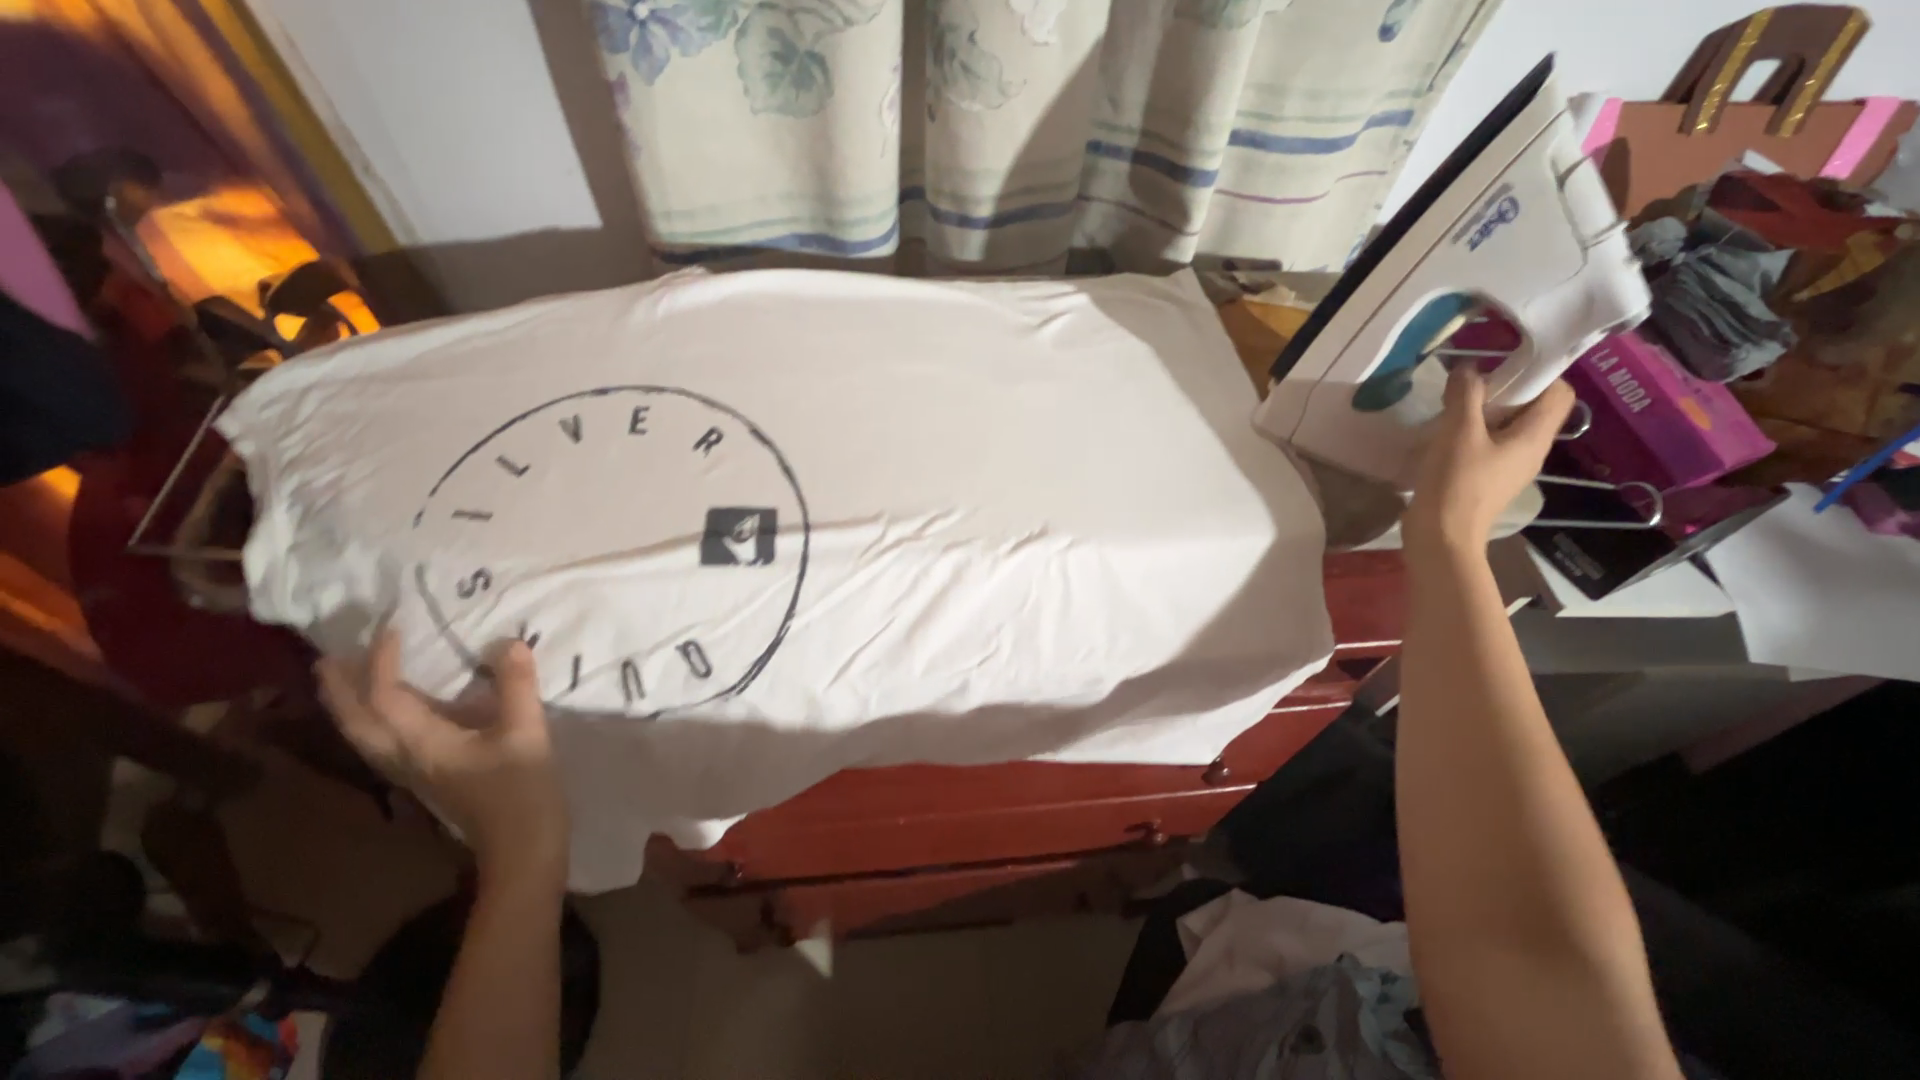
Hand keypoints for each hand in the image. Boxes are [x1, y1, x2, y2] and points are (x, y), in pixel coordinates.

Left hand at [316, 629, 568, 886]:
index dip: (383, 659)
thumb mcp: (526, 734)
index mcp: (422, 743)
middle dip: (339, 688)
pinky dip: (373, 720)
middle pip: (356, 721)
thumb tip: (508, 643)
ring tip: (345, 677)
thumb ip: (516, 687)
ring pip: (364, 735)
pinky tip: (391, 712)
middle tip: (329, 655)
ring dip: (348, 704)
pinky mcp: (428, 778)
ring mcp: (413, 772)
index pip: (385, 695)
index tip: (394, 625)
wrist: (522, 849)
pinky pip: (384, 742)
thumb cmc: (522, 791)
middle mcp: (404, 757)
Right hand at [1404, 365, 1575, 551]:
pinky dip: (1475, 435)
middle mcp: (1532, 451)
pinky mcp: (1489, 481)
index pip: (1559, 392)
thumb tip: (1468, 369)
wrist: (1441, 536)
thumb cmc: (1456, 482)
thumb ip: (1466, 395)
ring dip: (1487, 414)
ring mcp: (1511, 468)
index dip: (1539, 374)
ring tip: (1454, 411)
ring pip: (1510, 428)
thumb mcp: (1458, 431)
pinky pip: (1492, 447)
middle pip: (1533, 409)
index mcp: (1535, 437)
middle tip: (1472, 388)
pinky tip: (1447, 438)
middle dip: (1507, 392)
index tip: (1504, 368)